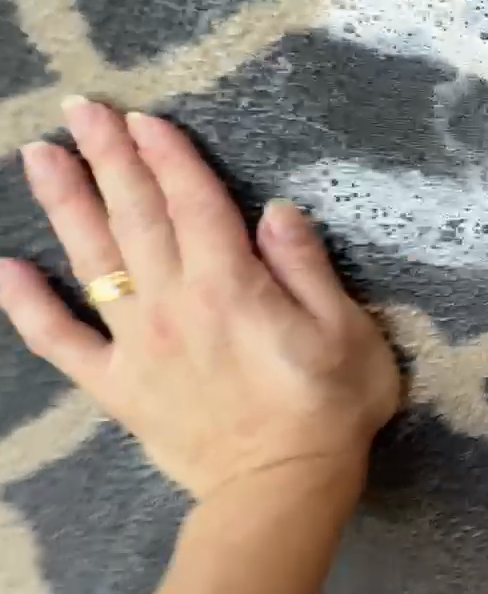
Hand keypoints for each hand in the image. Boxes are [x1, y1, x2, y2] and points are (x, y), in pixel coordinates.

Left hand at [0, 97, 401, 501]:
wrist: (282, 481)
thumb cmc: (333, 398)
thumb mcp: (347, 327)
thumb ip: (307, 268)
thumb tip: (276, 211)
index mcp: (233, 288)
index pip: (196, 208)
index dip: (171, 160)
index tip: (145, 118)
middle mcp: (173, 306)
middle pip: (138, 222)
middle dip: (112, 162)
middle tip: (82, 111)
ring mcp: (135, 345)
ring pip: (93, 263)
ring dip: (67, 206)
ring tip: (42, 157)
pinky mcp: (116, 383)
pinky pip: (59, 339)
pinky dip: (26, 303)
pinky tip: (4, 267)